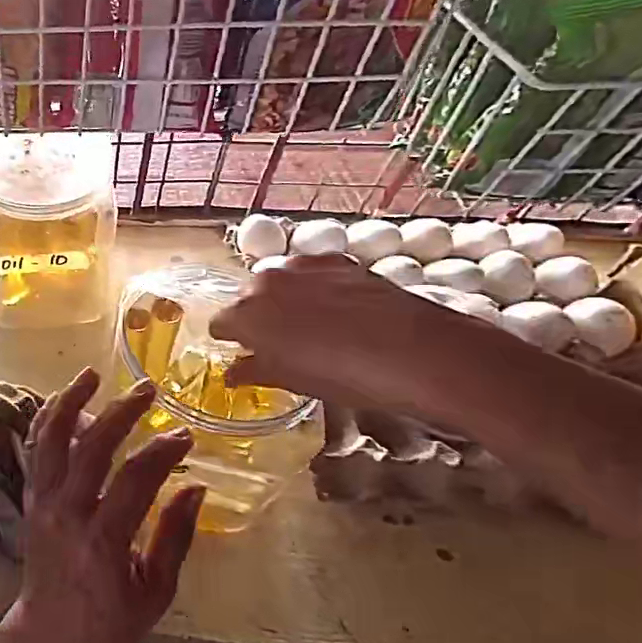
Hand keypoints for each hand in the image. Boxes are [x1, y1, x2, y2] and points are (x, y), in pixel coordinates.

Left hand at [0, 368, 203, 642]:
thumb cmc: (109, 619)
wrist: (49, 633)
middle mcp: (66, 512)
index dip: (160, 452)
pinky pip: (34, 450)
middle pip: (90, 448)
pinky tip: (60, 399)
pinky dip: (46, 421)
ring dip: (69, 401)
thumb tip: (194, 487)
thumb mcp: (155, 591)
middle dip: (121, 412)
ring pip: (50, 439)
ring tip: (91, 374)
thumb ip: (173, 537)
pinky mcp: (30, 498)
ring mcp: (42, 501)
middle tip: (147, 388)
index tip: (185, 434)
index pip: (133, 481)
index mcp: (102, 540)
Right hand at [211, 253, 520, 423]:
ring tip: (312, 325)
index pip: (220, 324)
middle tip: (281, 342)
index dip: (232, 341)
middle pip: (247, 299)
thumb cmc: (344, 376)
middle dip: (257, 317)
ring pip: (278, 282)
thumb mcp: (292, 381)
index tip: (247, 353)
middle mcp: (264, 282)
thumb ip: (253, 371)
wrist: (421, 353)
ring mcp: (302, 267)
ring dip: (285, 299)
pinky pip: (311, 273)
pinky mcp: (337, 261)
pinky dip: (315, 287)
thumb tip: (233, 373)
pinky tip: (337, 309)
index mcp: (244, 314)